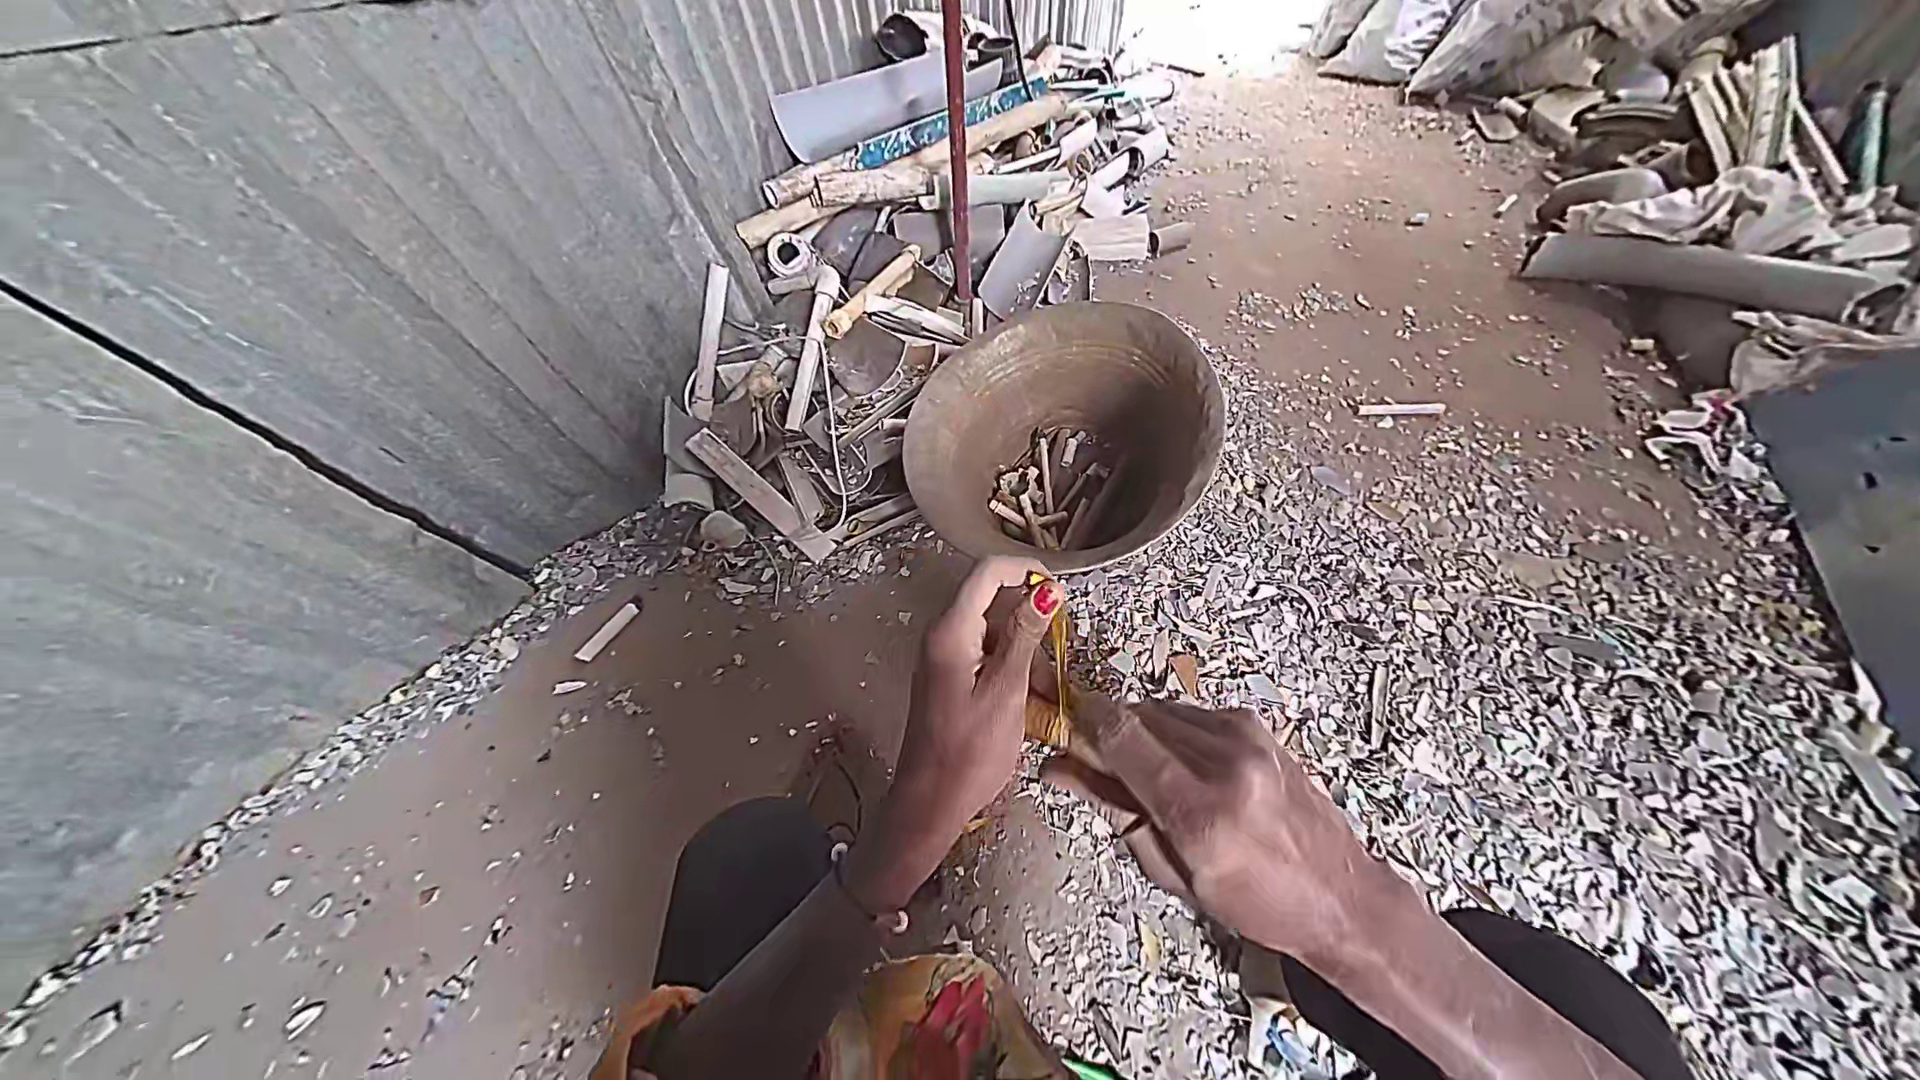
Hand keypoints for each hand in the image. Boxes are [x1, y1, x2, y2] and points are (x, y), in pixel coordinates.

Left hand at [843, 557, 1061, 909]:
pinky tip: (1029, 696)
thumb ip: (1026, 635)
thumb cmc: (969, 752)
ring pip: (994, 628)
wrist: (932, 801)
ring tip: (1045, 687)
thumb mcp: (1007, 690)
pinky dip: (1012, 666)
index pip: (987, 572)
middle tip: (1058, 650)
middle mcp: (943, 634)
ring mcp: (945, 654)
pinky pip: (986, 652)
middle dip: (1030, 617)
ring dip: (1025, 648)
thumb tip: (1048, 589)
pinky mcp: (951, 674)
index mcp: (951, 631)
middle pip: (991, 599)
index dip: (1025, 571)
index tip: (1058, 590)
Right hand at [1042, 697, 1404, 964]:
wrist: (1341, 894)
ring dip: (1141, 732)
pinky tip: (1183, 762)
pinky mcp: (1253, 725)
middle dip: (1109, 733)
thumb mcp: (1171, 871)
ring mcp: (1245, 737)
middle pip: (1135, 714)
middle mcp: (1225, 762)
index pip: (1122, 736)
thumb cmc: (1255, 901)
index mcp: (1202, 811)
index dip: (1084, 727)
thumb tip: (1059, 770)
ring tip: (1153, 772)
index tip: (1068, 732)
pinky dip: (1171, 730)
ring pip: (1159, 708)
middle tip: (1104, 764)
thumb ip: (1112, 810)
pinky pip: (1187, 711)